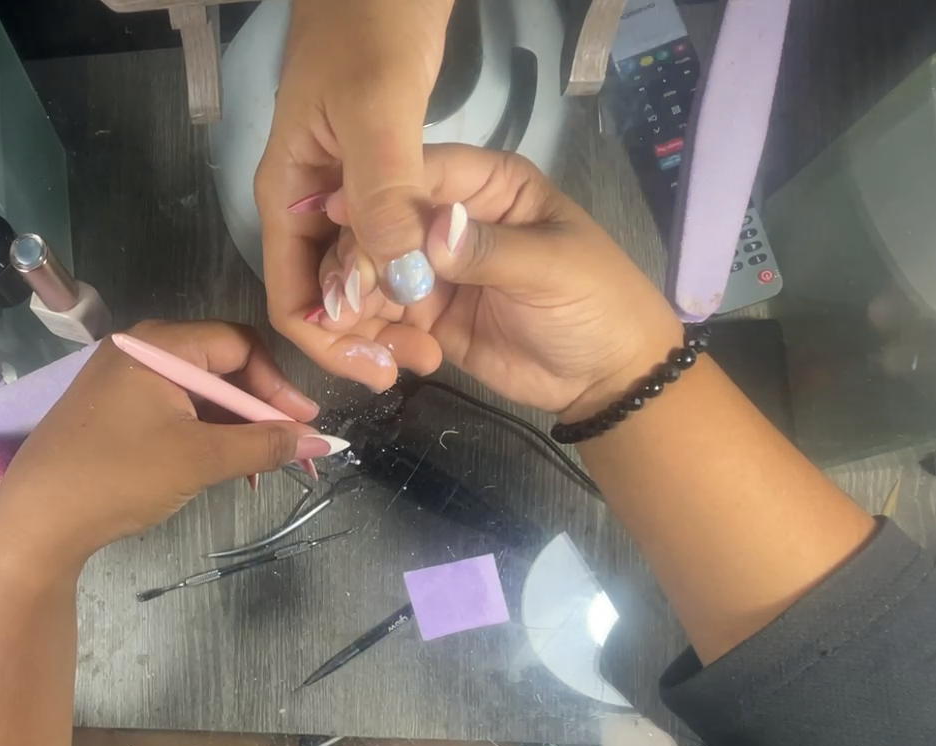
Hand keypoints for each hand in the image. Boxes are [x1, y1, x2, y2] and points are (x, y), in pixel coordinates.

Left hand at [0, 321, 328, 575]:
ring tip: (256, 466)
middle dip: (258, 411)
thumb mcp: (199, 459)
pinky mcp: (110, 411)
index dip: (279, 385)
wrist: (36, 520)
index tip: (306, 425)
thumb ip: (263, 445)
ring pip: (195, 395)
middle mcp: (138, 351)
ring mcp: (120, 381)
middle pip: (218, 368)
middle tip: (288, 450)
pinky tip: (218, 464)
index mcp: (158, 345)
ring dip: (231, 428)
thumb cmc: (119, 477)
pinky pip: (170, 411)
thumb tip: (319, 440)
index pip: (239, 346)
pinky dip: (200, 435)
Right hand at [256, 0, 454, 390]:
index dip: (330, 343)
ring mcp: (347, 210)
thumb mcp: (380, 111)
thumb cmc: (373, 27)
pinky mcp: (380, 201)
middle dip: (364, 340)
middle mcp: (311, 216)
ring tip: (431, 348)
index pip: (293, 299)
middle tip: (414, 363)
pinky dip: (407, 287)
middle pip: (324, 303)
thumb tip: (396, 283)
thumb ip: (384, 197)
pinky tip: (437, 305)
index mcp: (290, 203)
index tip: (375, 368)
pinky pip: (386, 260)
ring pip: (358, 288)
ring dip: (389, 322)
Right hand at [317, 145, 684, 416]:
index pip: (420, 176)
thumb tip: (432, 232)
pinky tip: (378, 360)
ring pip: (370, 275)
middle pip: (381, 228)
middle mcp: (448, 223)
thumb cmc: (595, 306)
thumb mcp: (552, 268)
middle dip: (358, 261)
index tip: (336, 218)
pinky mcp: (422, 318)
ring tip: (351, 334)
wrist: (599, 378)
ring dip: (355, 304)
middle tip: (345, 301)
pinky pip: (379, 319)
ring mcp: (431, 273)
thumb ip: (490, 250)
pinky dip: (369, 337)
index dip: (377, 196)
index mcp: (487, 187)